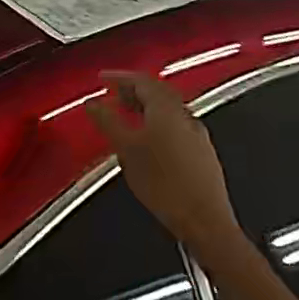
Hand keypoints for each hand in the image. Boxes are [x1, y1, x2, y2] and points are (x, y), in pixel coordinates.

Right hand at [86, 70, 240, 252]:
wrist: (204, 223)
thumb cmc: (167, 187)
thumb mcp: (125, 148)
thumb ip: (106, 120)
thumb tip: (93, 105)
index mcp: (167, 111)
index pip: (141, 80)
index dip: (119, 76)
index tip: (105, 78)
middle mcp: (186, 119)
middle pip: (158, 93)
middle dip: (133, 91)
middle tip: (113, 94)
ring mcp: (198, 138)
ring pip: (168, 111)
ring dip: (145, 108)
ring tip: (126, 116)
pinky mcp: (204, 155)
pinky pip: (177, 128)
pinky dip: (158, 124)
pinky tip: (147, 140)